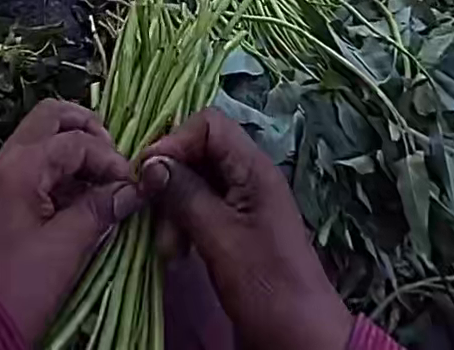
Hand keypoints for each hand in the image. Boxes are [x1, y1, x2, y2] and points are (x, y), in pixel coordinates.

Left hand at [0, 100, 142, 343]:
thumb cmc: (14, 289)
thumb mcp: (64, 250)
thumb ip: (99, 210)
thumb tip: (130, 191)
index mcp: (22, 166)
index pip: (76, 141)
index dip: (109, 158)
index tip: (130, 185)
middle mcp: (7, 160)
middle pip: (52, 117)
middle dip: (87, 129)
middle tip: (111, 157)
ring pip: (41, 137)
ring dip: (73, 147)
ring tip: (100, 179)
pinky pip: (34, 164)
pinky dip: (59, 169)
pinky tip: (80, 197)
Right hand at [139, 108, 352, 349]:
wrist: (305, 343)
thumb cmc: (266, 285)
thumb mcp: (220, 238)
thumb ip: (185, 195)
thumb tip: (150, 163)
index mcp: (253, 167)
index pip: (208, 124)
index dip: (176, 140)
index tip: (149, 172)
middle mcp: (248, 174)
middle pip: (199, 150)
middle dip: (172, 177)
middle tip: (153, 214)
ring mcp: (243, 199)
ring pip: (196, 179)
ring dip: (174, 205)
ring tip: (169, 246)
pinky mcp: (236, 225)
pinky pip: (201, 204)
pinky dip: (183, 221)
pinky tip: (178, 251)